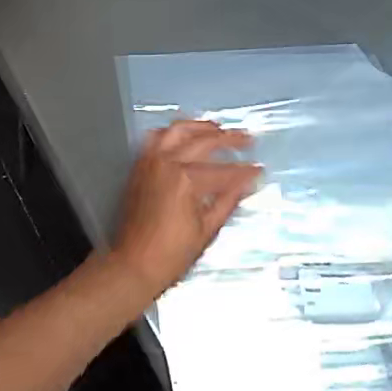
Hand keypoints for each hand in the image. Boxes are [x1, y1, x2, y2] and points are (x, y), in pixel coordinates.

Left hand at [107, 120, 260, 301]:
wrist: (133, 264)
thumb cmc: (169, 254)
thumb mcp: (207, 230)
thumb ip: (228, 201)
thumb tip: (246, 183)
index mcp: (186, 180)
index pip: (224, 170)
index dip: (245, 170)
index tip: (258, 169)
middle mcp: (167, 163)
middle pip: (205, 141)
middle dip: (229, 139)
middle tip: (247, 139)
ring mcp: (151, 161)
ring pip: (178, 129)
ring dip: (200, 126)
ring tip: (217, 129)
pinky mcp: (140, 165)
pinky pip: (156, 137)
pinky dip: (172, 132)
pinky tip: (183, 135)